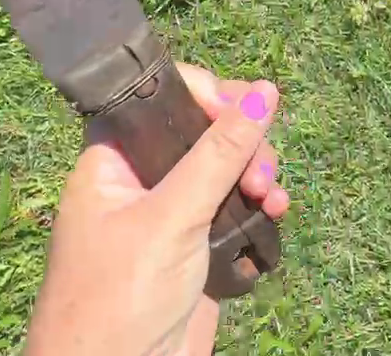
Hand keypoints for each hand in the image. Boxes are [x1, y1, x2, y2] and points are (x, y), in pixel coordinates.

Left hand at [24, 65, 291, 355]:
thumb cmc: (121, 300)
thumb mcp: (173, 217)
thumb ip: (221, 152)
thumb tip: (268, 91)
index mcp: (115, 162)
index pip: (165, 97)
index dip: (208, 95)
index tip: (240, 114)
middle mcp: (144, 178)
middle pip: (208, 126)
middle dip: (245, 141)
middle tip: (258, 174)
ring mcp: (174, 210)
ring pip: (231, 161)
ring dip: (260, 171)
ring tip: (270, 198)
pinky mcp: (200, 241)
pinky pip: (240, 199)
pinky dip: (261, 199)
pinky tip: (275, 211)